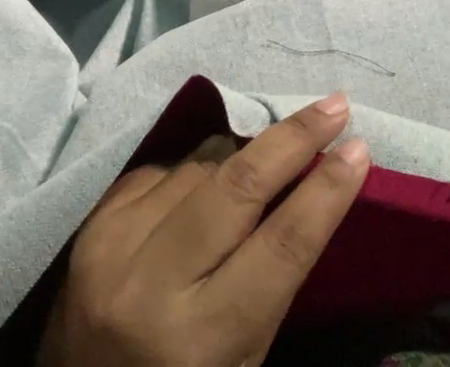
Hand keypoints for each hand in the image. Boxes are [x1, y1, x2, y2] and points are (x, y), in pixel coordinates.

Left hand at [39, 94, 369, 366]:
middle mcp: (150, 288)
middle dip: (293, 137)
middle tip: (335, 106)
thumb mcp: (244, 351)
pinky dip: (198, 162)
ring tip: (276, 143)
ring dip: (245, 147)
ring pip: (200, 165)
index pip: (282, 246)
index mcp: (203, 340)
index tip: (359, 149)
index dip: (327, 191)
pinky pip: (163, 168)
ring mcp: (112, 248)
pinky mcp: (90, 224)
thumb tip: (314, 179)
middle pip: (236, 186)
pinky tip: (214, 169)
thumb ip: (273, 271)